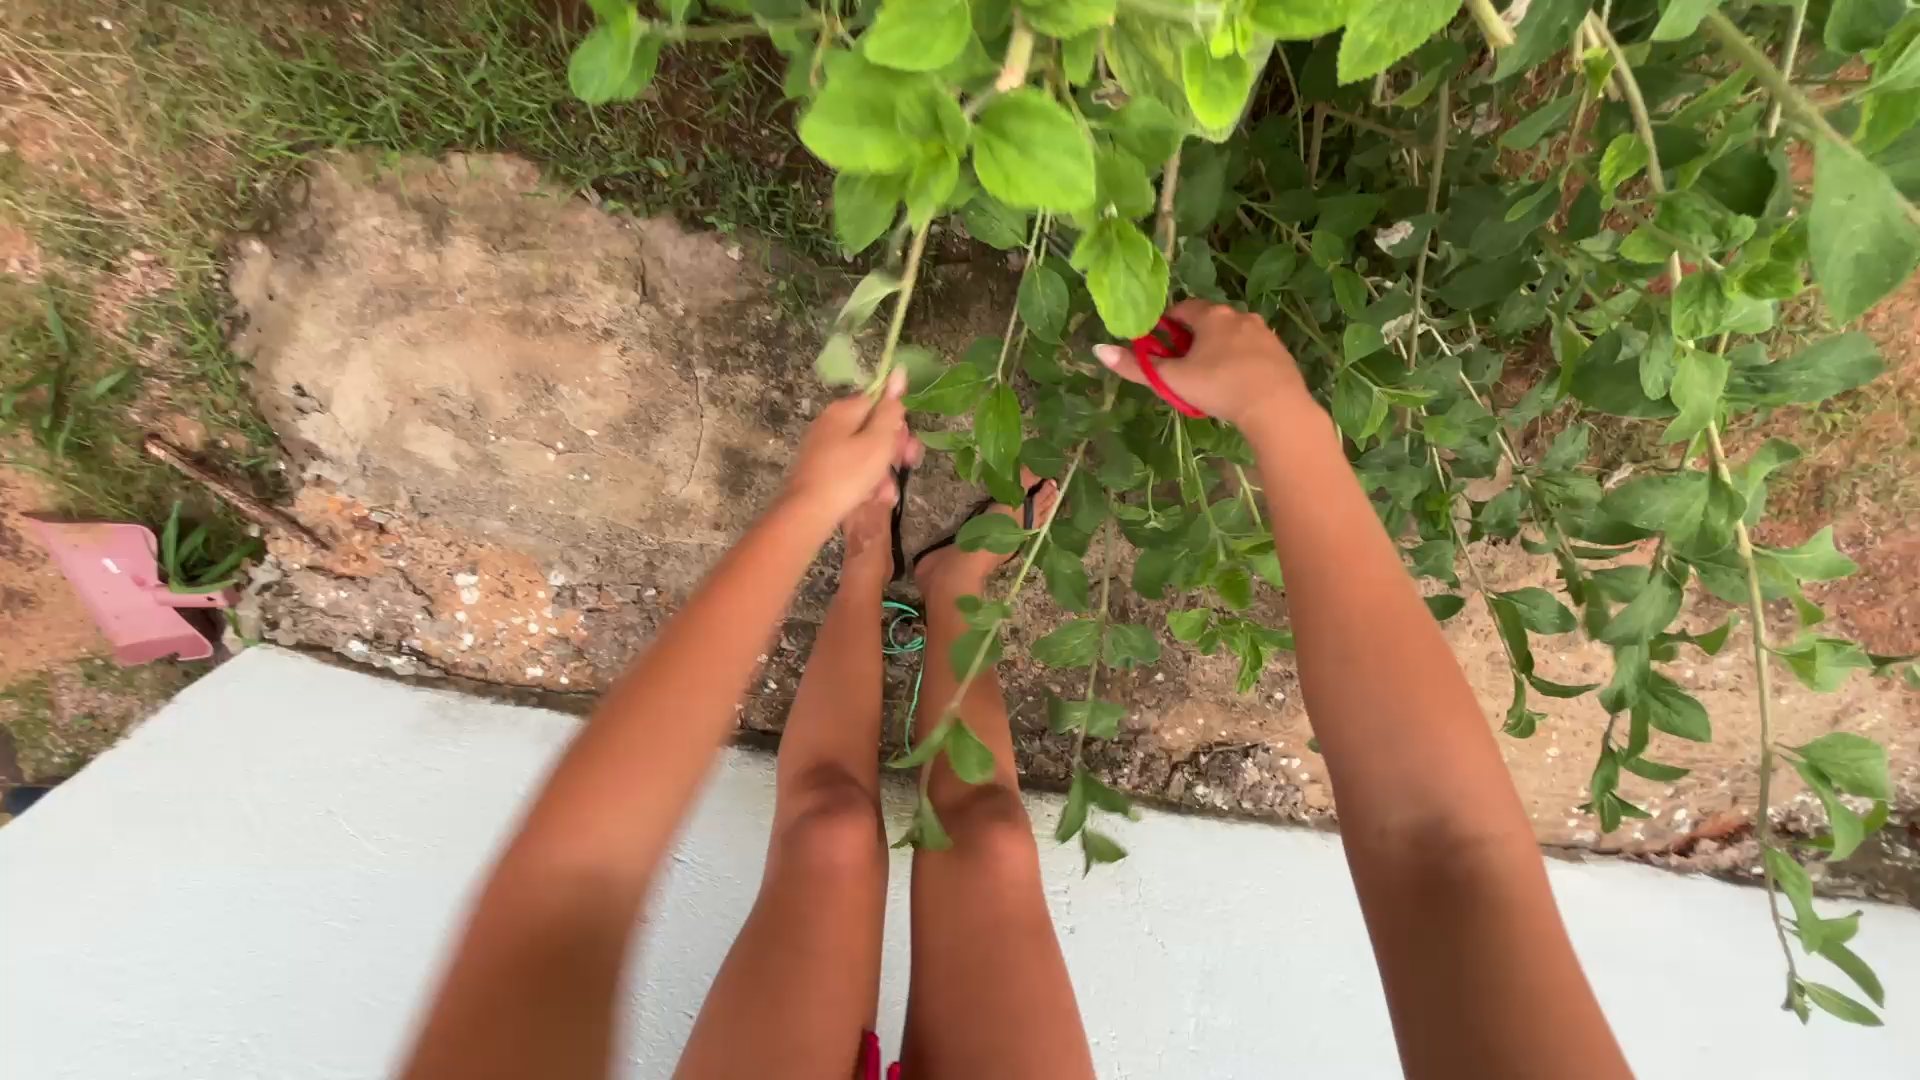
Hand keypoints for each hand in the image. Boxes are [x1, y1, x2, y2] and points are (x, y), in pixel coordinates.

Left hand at [784, 368, 918, 521]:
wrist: (808, 512)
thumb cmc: (848, 475)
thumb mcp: (879, 441)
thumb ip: (891, 409)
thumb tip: (898, 371)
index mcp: (844, 410)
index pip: (880, 403)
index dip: (898, 425)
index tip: (908, 447)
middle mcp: (830, 422)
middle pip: (872, 428)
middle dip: (892, 450)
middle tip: (905, 467)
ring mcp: (822, 445)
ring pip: (863, 452)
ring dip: (881, 471)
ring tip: (886, 493)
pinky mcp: (819, 467)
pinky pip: (849, 467)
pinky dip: (863, 480)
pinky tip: (871, 497)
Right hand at [1093, 298, 1312, 429]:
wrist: (1274, 406)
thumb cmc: (1217, 387)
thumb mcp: (1172, 380)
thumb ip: (1135, 367)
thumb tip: (1099, 349)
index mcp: (1211, 316)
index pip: (1181, 309)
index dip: (1166, 326)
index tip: (1159, 348)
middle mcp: (1238, 315)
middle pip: (1207, 321)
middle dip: (1191, 339)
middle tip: (1180, 368)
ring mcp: (1262, 332)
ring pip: (1230, 336)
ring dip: (1216, 350)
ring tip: (1207, 378)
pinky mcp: (1278, 352)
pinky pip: (1250, 351)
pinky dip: (1238, 361)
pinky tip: (1233, 384)